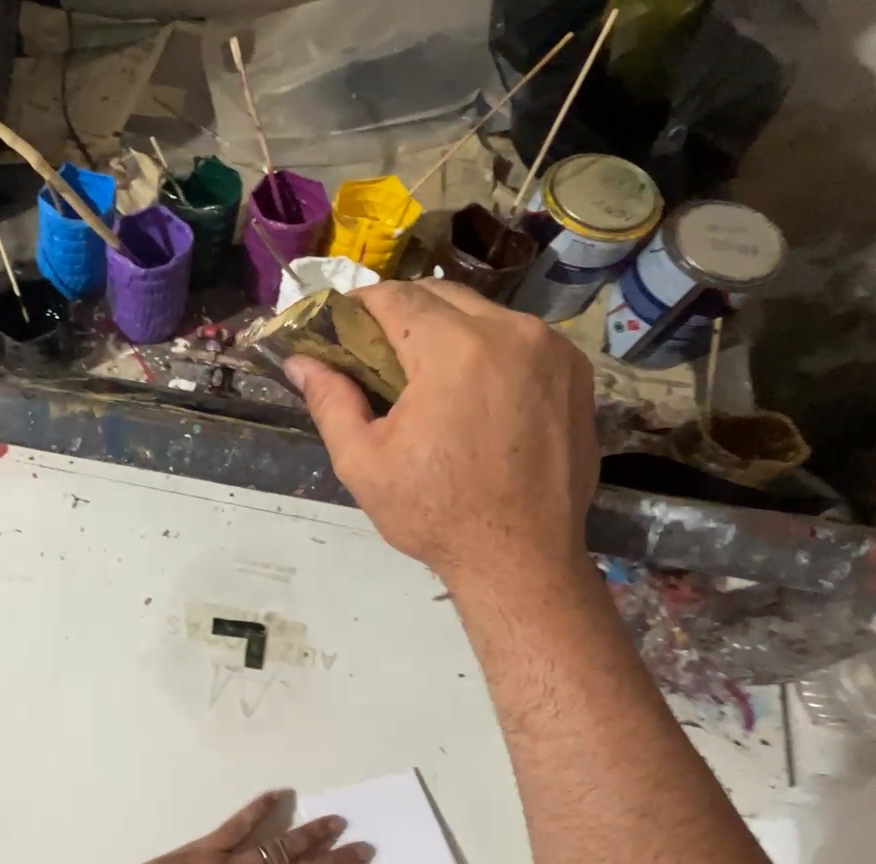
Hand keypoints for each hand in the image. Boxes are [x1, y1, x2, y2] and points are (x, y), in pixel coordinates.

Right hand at [284, 279, 600, 589]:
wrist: (522, 557)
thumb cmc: (434, 513)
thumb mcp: (363, 461)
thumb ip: (330, 400)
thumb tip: (300, 362)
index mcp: (455, 350)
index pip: (396, 297)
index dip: (359, 306)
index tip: (338, 328)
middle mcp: (511, 333)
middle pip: (441, 294)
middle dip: (401, 313)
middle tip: (374, 353)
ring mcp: (552, 349)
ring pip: (482, 313)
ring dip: (445, 330)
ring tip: (421, 375)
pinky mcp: (575, 372)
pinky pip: (518, 338)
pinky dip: (486, 349)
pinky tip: (469, 391)